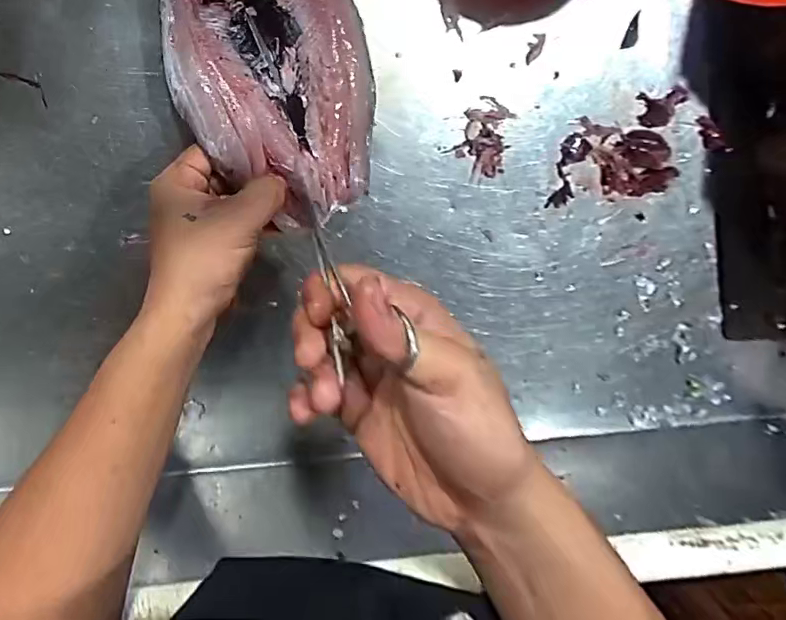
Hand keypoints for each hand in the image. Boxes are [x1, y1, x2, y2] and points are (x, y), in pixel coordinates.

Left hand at [144, 146, 285, 331]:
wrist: (186, 317)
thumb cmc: (205, 259)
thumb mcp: (241, 218)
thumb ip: (267, 189)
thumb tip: (283, 180)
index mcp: (176, 180)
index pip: (214, 148)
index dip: (247, 147)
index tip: (279, 149)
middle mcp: (181, 194)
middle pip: (226, 172)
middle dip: (259, 175)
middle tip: (291, 172)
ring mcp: (193, 219)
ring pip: (233, 196)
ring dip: (261, 198)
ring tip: (293, 195)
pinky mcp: (206, 240)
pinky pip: (234, 217)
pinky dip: (256, 217)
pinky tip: (283, 218)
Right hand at [288, 265, 540, 535]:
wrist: (482, 501)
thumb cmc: (476, 425)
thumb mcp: (446, 375)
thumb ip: (399, 335)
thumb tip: (362, 286)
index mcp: (411, 316)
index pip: (359, 283)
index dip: (329, 290)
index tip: (316, 315)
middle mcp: (385, 337)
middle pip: (330, 312)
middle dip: (311, 330)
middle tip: (309, 360)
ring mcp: (369, 374)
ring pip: (321, 350)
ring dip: (310, 370)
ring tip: (322, 403)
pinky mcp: (356, 410)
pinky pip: (318, 391)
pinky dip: (304, 398)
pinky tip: (304, 415)